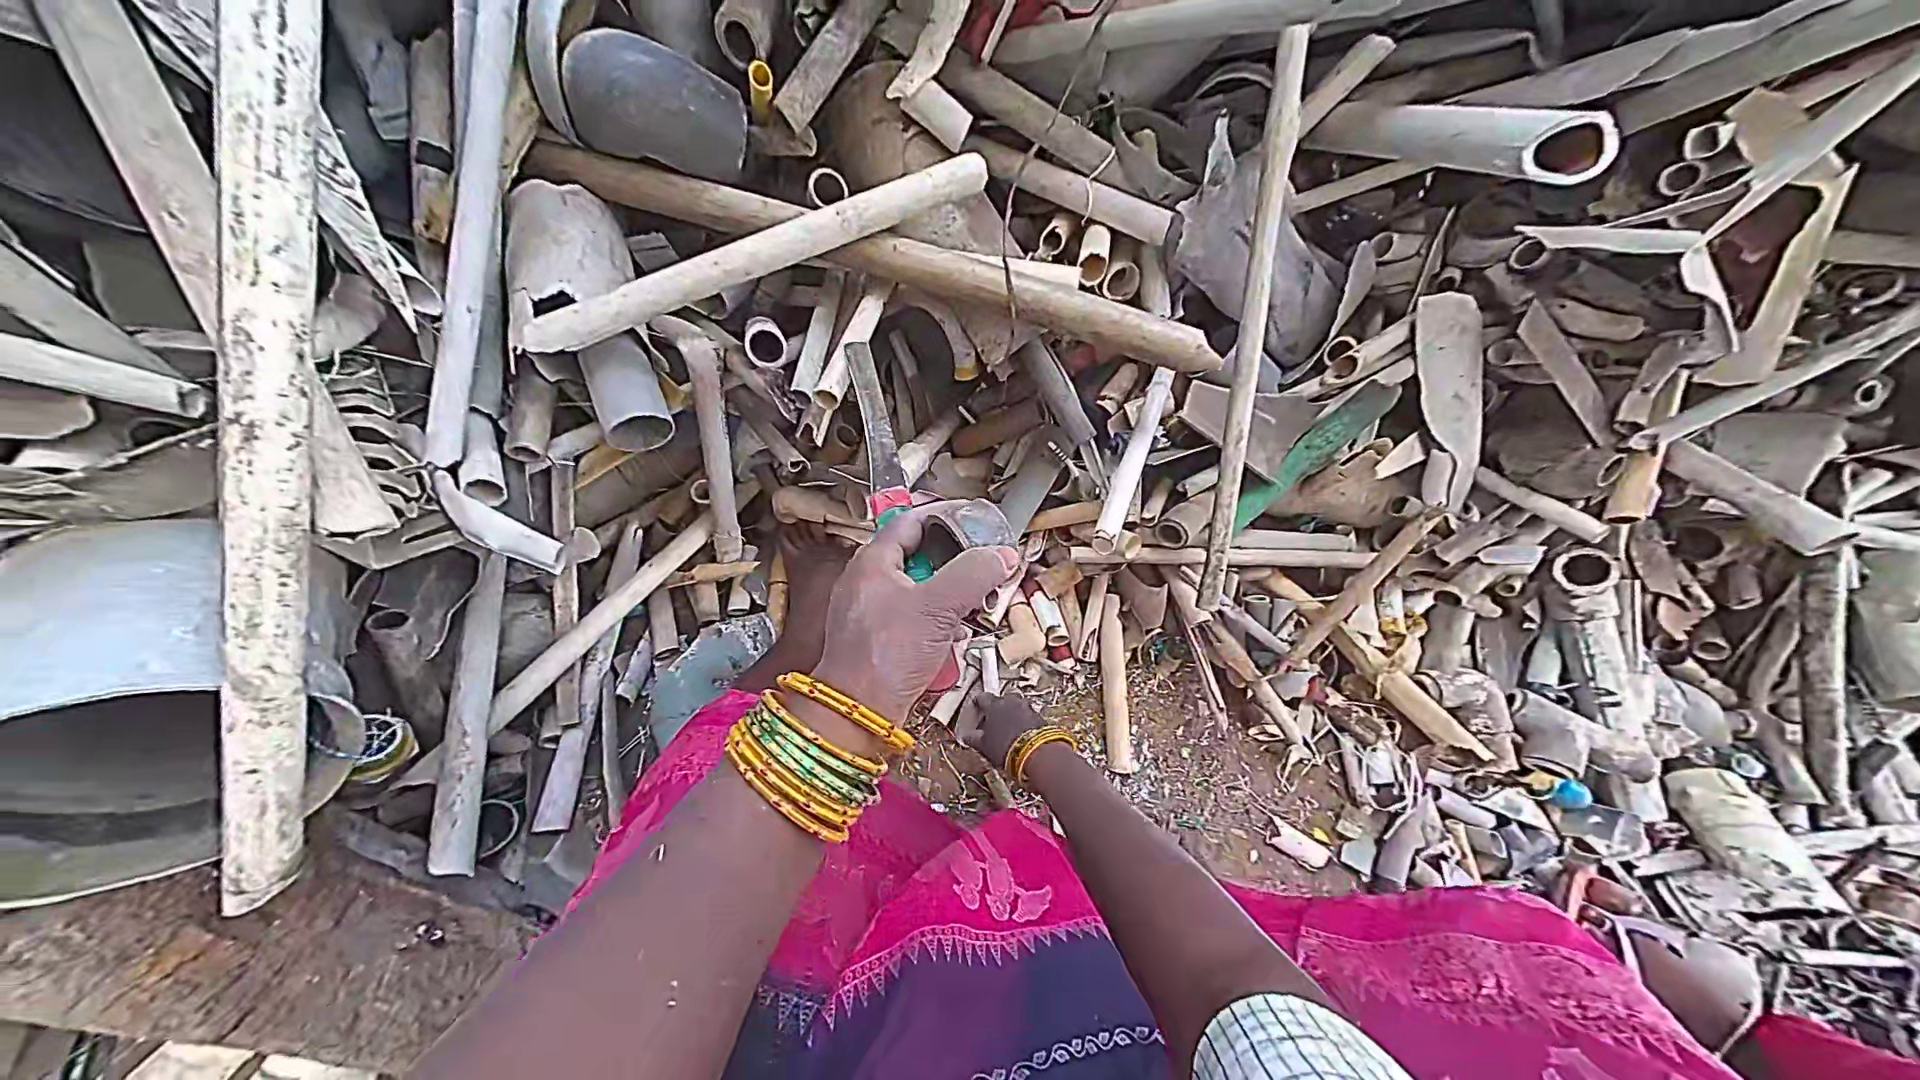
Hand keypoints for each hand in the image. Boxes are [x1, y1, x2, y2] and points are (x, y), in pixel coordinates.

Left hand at [811, 508, 1019, 724]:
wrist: (858, 712)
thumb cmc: (885, 656)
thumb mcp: (937, 607)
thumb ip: (972, 574)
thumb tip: (1002, 555)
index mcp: (872, 562)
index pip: (911, 520)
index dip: (945, 516)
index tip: (975, 520)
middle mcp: (868, 581)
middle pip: (919, 555)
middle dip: (954, 563)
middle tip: (982, 567)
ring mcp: (871, 611)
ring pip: (920, 589)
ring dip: (949, 595)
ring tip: (973, 605)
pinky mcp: (878, 638)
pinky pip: (915, 617)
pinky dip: (937, 621)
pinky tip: (953, 636)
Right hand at [965, 691, 1047, 771]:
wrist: (1037, 754)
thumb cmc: (1006, 747)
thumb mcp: (984, 746)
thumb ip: (973, 738)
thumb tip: (967, 737)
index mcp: (994, 704)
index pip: (982, 697)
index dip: (978, 704)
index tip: (976, 710)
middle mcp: (1011, 701)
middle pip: (1001, 700)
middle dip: (996, 709)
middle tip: (992, 724)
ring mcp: (1027, 707)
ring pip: (1015, 707)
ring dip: (1011, 716)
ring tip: (1006, 733)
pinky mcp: (1039, 717)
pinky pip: (1027, 716)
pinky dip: (1023, 723)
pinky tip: (1019, 736)